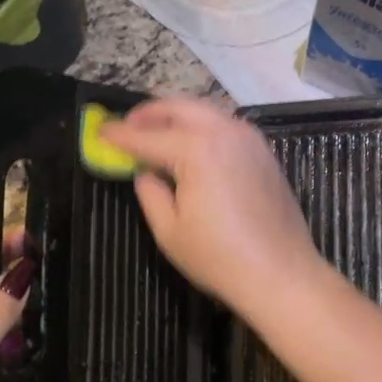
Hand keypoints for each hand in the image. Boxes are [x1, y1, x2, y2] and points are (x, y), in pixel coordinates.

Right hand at [98, 96, 328, 316]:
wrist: (281, 274)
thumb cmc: (220, 257)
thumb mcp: (170, 231)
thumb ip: (150, 192)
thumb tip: (146, 172)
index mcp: (197, 149)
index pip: (147, 137)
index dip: (120, 135)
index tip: (100, 131)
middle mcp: (225, 132)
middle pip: (180, 107)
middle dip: (150, 113)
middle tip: (128, 126)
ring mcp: (249, 139)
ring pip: (206, 111)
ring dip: (177, 115)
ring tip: (156, 132)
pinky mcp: (264, 152)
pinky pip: (226, 125)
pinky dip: (202, 126)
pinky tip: (190, 145)